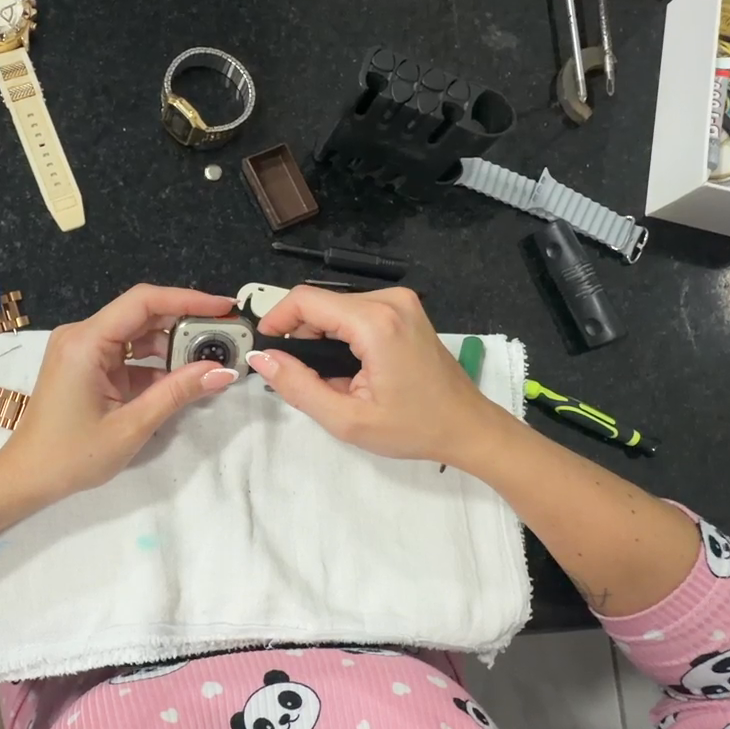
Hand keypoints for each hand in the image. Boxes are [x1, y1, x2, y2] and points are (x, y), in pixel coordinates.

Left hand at [0, 284, 239, 498]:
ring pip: (137, 334)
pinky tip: (183, 377)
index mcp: (86, 342)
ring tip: (211, 359)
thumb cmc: (73, 455)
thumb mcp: (131, 426)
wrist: (27, 477)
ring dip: (172, 345)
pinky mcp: (86, 365)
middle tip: (225, 336)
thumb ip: (177, 393)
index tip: (224, 307)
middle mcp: (82, 335)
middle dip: (185, 323)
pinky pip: (127, 354)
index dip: (187, 299)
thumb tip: (223, 372)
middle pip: (142, 314)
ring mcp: (82, 349)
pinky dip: (155, 364)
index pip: (143, 302)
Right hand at [248, 286, 504, 463]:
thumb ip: (298, 386)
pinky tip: (351, 369)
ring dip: (322, 339)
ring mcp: (401, 302)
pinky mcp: (406, 309)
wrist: (468, 427)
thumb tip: (262, 359)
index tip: (266, 350)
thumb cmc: (412, 428)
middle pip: (320, 303)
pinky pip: (356, 312)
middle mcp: (389, 300)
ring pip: (336, 308)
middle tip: (304, 377)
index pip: (305, 300)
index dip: (276, 319)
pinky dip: (342, 336)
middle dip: (301, 336)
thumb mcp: (346, 419)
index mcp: (375, 322)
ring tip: (331, 379)